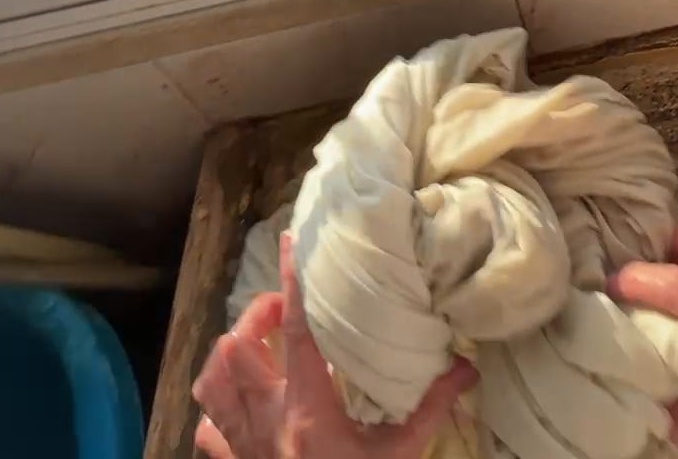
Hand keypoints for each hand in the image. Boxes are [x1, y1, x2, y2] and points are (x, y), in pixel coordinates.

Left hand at [192, 233, 476, 458]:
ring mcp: (240, 446)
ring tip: (259, 343)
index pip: (296, 329)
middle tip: (286, 310)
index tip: (288, 240)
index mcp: (306, 407)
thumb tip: (470, 366)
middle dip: (258, 315)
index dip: (291, 280)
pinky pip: (207, 427)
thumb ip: (431, 406)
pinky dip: (218, 406)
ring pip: (212, 380)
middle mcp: (264, 419)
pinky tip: (238, 402)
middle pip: (239, 346)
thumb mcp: (400, 455)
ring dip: (232, 355)